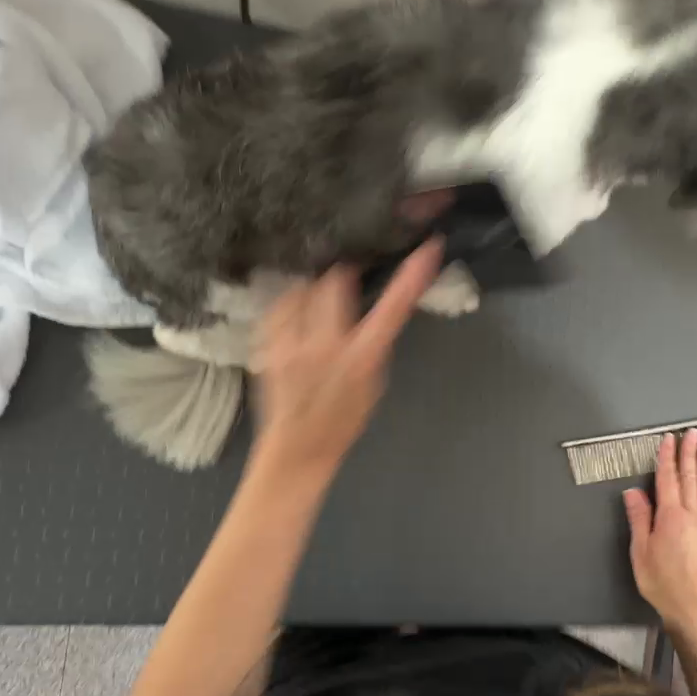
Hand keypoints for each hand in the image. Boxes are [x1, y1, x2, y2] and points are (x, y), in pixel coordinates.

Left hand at [250, 239, 442, 477]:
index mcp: (362, 358)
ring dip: (313, 290)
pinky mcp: (267, 346)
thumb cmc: (344, 418)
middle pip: (333, 282)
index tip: (429, 248)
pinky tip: (294, 317)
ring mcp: (291, 345)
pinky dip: (289, 305)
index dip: (412, 276)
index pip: (393, 308)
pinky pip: (279, 305)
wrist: (298, 448)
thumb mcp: (374, 381)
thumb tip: (373, 305)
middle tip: (348, 279)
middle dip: (342, 275)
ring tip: (316, 305)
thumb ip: (373, 340)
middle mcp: (326, 346)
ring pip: (303, 289)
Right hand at [622, 428, 696, 637]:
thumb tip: (634, 490)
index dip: (667, 458)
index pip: (667, 480)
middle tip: (692, 433)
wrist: (690, 604)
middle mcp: (691, 515)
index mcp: (669, 516)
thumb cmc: (659, 579)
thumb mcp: (640, 549)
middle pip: (690, 479)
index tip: (669, 439)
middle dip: (689, 454)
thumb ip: (639, 518)